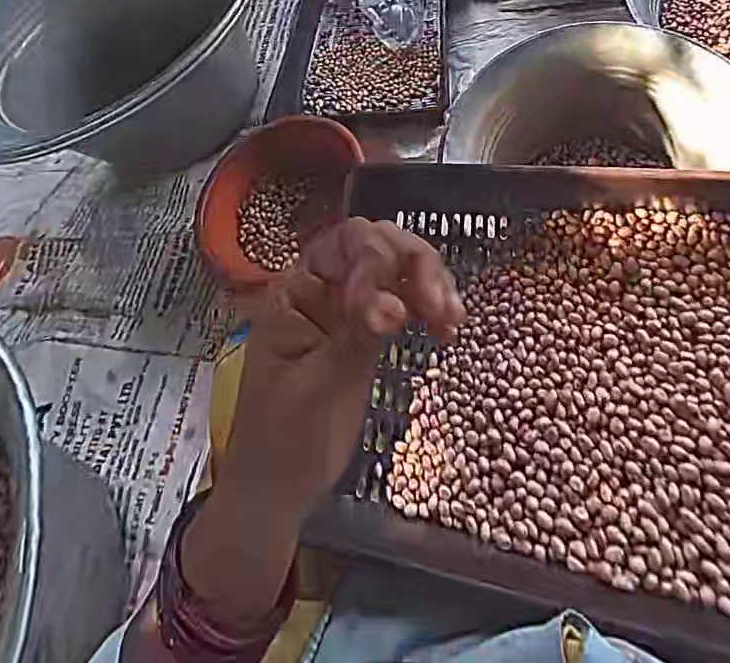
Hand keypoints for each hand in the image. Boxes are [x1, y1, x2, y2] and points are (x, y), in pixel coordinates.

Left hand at [219, 217, 462, 510]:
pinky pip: (406, 301)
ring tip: (451, 320)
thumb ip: (353, 341)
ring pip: (399, 268)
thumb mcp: (316, 389)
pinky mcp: (372, 331)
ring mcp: (351, 307)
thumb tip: (396, 306)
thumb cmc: (283, 438)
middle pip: (378, 245)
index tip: (395, 310)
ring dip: (431, 283)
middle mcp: (326, 287)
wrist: (279, 485)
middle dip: (415, 264)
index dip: (377, 260)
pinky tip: (447, 327)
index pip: (343, 244)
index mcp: (298, 290)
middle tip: (439, 307)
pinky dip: (431, 306)